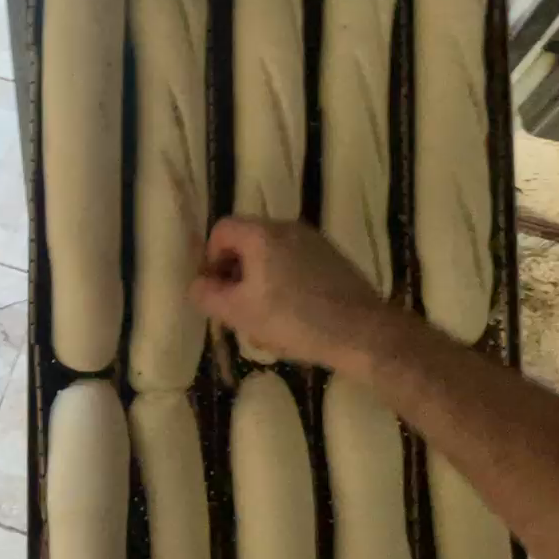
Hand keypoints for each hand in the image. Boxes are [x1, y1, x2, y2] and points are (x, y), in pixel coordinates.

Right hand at [188, 216, 398, 371]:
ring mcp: (314, 239)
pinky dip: (285, 278)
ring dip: (261, 277)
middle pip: (247, 239)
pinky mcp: (333, 256)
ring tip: (267, 314)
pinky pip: (296, 260)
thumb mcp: (239, 313)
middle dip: (236, 271)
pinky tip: (295, 312)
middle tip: (239, 305)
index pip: (222, 230)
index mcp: (261, 233)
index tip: (218, 290)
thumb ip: (208, 295)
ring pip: (272, 252)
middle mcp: (287, 226)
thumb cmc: (294, 320)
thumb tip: (197, 284)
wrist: (362, 332)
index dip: (212, 259)